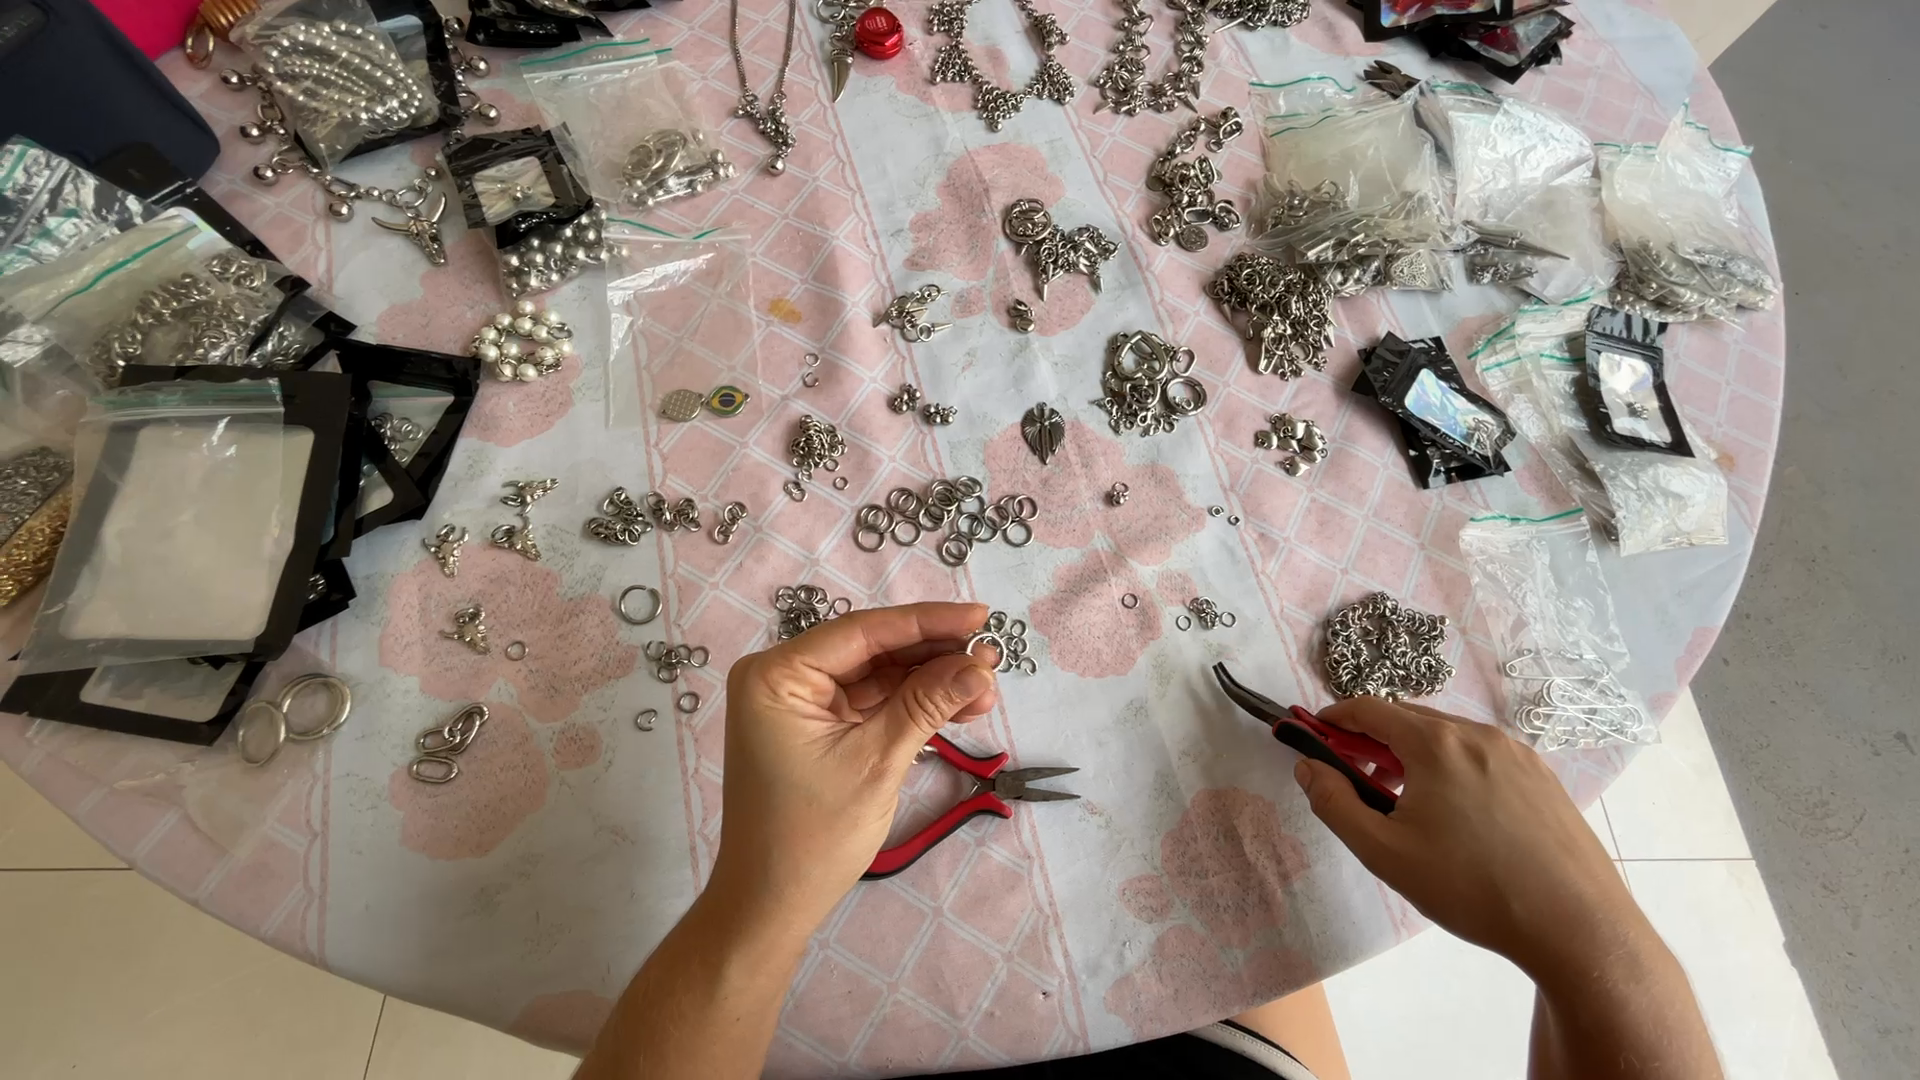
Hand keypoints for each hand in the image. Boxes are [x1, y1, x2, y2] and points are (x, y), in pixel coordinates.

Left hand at [710, 602, 998, 933]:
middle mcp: (786, 678)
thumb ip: (927, 704)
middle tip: (990, 656)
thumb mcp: (877, 761)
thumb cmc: (813, 836)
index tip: (979, 616)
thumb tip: (979, 666)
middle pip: (874, 650)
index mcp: (778, 675)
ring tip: (985, 687)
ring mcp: (804, 703)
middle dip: (934, 655)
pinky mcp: (822, 726)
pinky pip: (875, 702)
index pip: (863, 631)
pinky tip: (961, 705)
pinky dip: (915, 704)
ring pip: (880, 675)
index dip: (926, 621)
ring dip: (932, 681)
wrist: (774, 906)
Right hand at [1294, 698, 1642, 977]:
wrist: (1581, 931)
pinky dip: (1450, 765)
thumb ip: (1333, 802)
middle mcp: (1477, 734)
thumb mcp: (1383, 852)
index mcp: (1436, 743)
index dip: (1334, 717)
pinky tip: (1455, 812)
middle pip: (1407, 717)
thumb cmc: (1471, 888)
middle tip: (1354, 775)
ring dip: (1411, 753)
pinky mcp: (1544, 777)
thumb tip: (1308, 766)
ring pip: (1446, 736)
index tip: (1314, 733)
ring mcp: (1517, 754)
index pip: (1370, 708)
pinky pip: (1480, 754)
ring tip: (1405, 799)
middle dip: (1371, 738)